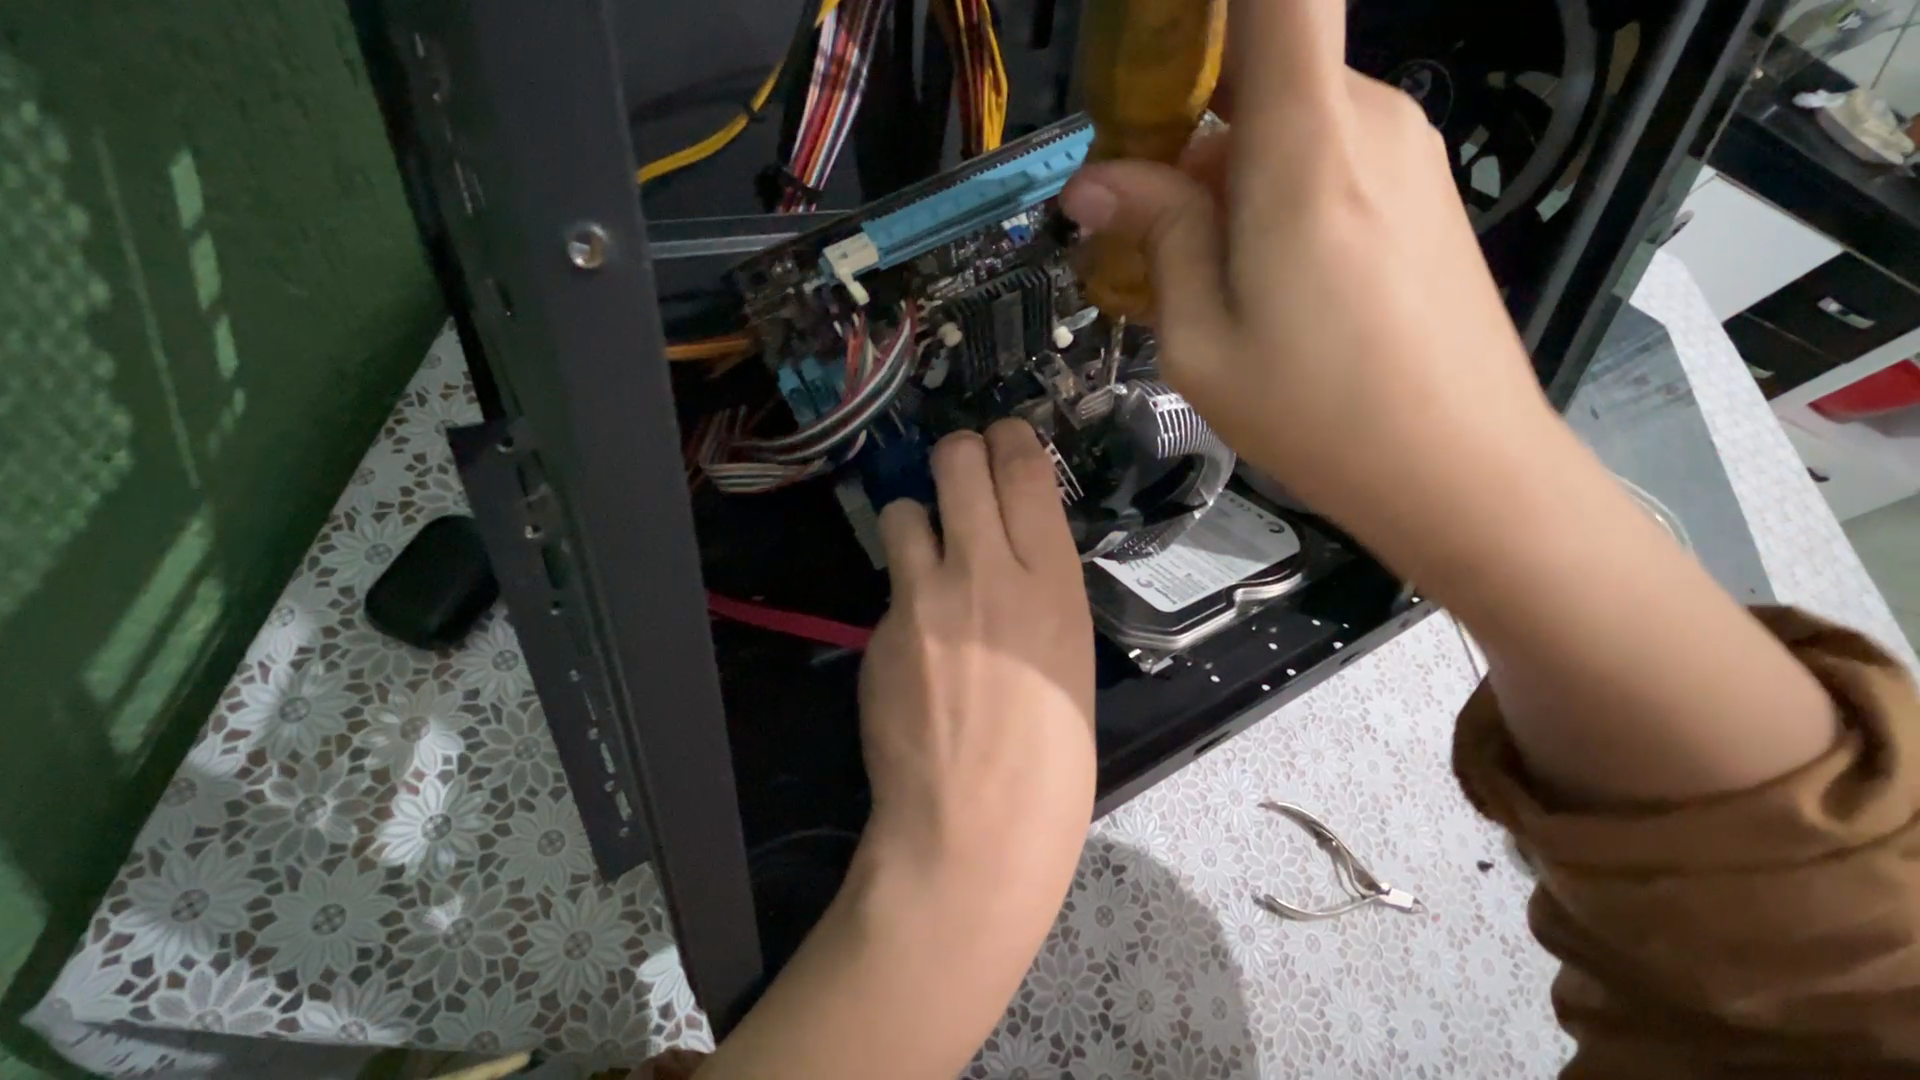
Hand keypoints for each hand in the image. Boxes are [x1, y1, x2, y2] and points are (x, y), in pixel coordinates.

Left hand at [859, 419, 1096, 930]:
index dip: (1009, 439)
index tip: (1003, 437)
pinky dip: (903, 597)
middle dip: (956, 452)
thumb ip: (1040, 594)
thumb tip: (1012, 557)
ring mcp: (923, 599)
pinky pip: (889, 586)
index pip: (1023, 469)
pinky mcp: (878, 631)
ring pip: (905, 508)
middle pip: (957, 461)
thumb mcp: (1070, 659)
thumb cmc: (1052, 763)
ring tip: (928, 558)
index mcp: (1052, 583)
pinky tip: (915, 646)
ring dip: (918, 521)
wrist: (973, 829)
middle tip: (959, 470)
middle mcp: (986, 572)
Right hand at [1058, 0, 1834, 806]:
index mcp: (1305, 142)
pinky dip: (1275, 190)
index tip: (1158, 48)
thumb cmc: (1318, 414)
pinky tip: (1266, 280)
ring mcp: (1406, 151)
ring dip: (1229, 169)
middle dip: (1188, 122)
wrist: (1463, 471)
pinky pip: (1329, 153)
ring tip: (1203, 270)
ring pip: (1290, 116)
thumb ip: (1157, 235)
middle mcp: (1368, 117)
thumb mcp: (1201, 341)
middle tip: (1138, 216)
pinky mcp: (1424, 189)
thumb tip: (1095, 180)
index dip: (1212, 3)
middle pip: (1260, 66)